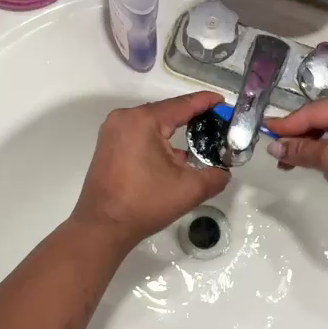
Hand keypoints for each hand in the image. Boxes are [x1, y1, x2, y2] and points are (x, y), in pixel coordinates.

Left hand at [69, 92, 230, 247]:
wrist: (103, 227)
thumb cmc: (145, 204)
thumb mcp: (189, 189)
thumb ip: (215, 176)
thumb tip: (224, 172)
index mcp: (143, 121)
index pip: (182, 104)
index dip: (206, 102)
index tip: (224, 102)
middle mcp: (125, 118)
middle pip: (166, 112)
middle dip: (192, 118)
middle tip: (217, 125)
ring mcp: (113, 131)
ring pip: (153, 124)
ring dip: (174, 133)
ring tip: (199, 142)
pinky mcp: (108, 145)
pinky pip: (140, 134)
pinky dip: (158, 141)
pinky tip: (175, 157)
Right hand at [264, 88, 327, 217]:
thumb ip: (302, 150)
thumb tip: (274, 147)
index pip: (313, 111)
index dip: (287, 124)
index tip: (263, 131)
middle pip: (324, 117)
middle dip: (300, 135)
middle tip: (275, 152)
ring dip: (313, 145)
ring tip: (291, 161)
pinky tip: (316, 161)